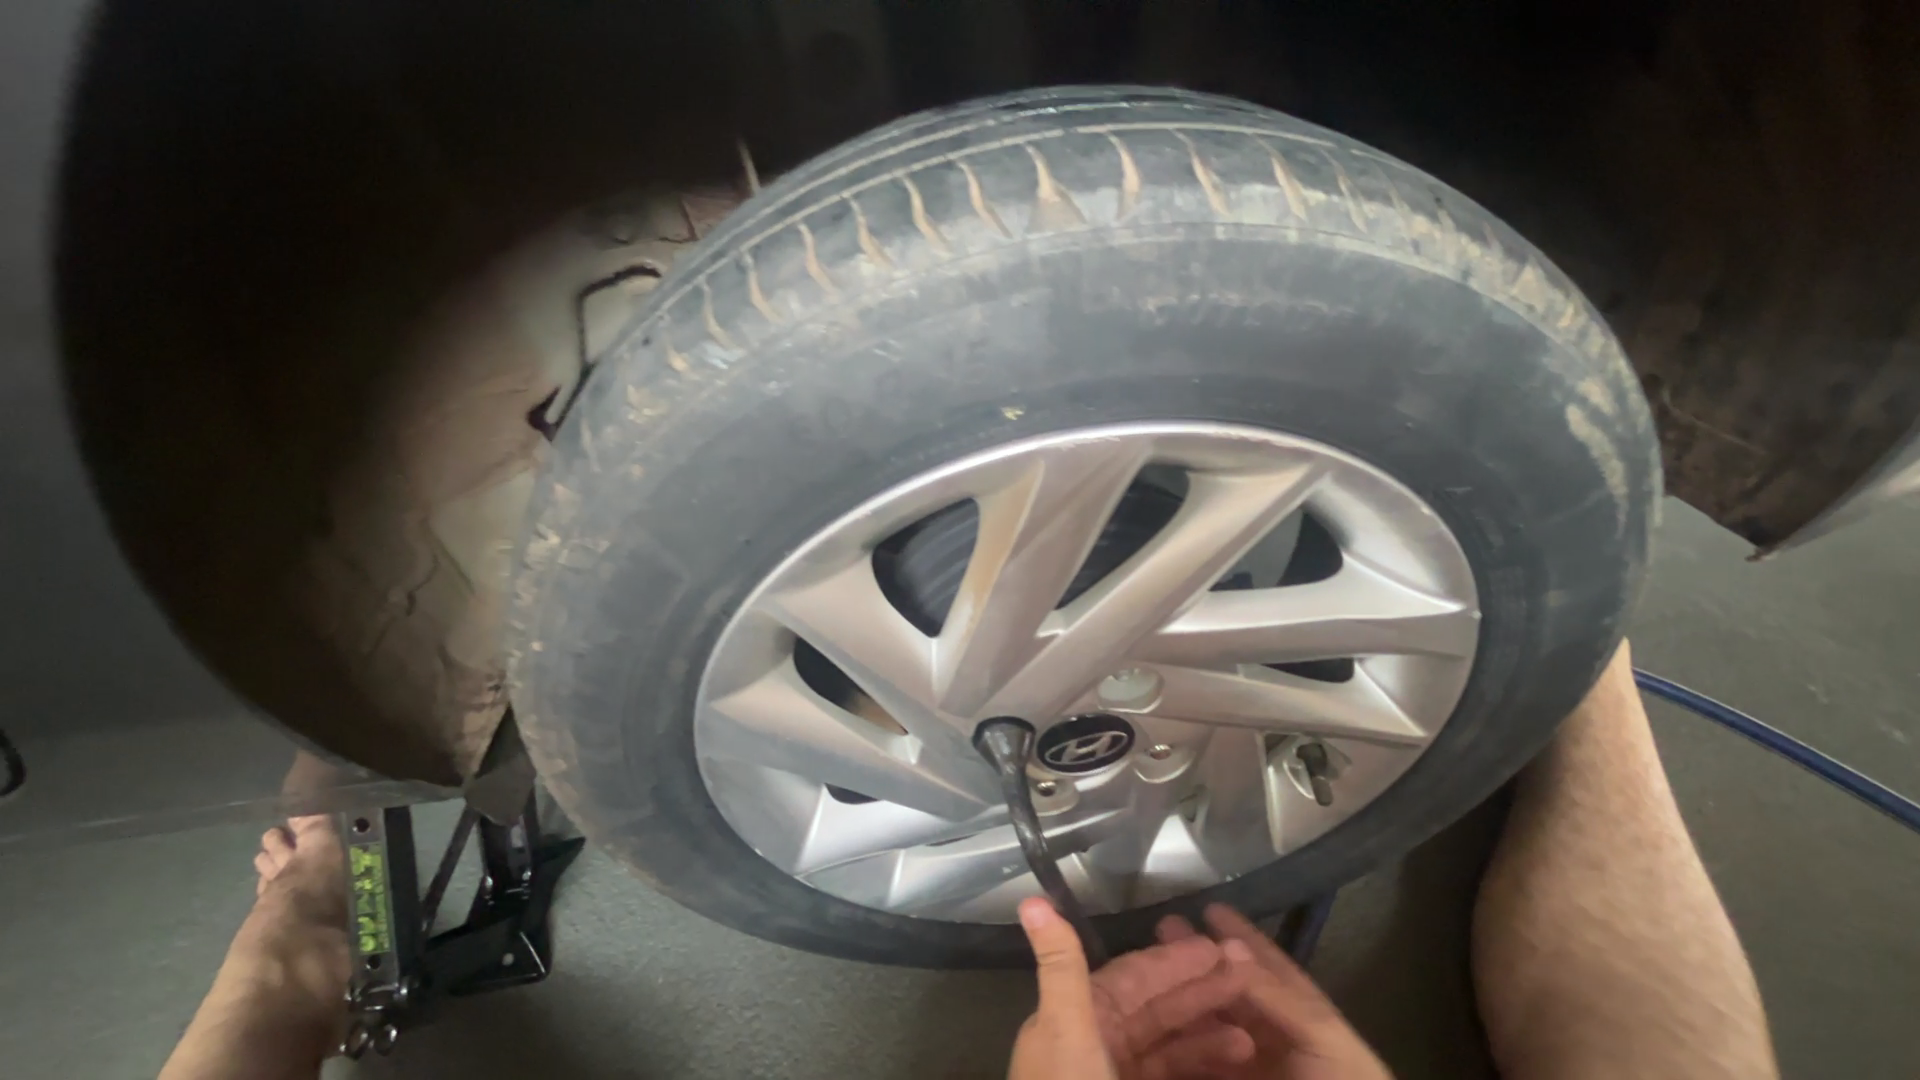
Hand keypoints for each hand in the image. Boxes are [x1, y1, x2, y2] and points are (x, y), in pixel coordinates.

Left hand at [1009, 897, 1257, 1079]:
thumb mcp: (1066, 1032)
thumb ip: (1060, 966)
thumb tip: (1033, 897)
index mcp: (1074, 1018)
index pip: (1131, 977)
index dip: (1174, 961)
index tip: (1219, 948)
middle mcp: (1093, 1044)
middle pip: (1155, 1008)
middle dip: (1200, 990)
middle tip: (1248, 976)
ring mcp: (1114, 1078)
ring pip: (1168, 1046)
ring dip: (1207, 1033)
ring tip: (1250, 1032)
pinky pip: (1172, 1077)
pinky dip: (1201, 1068)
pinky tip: (1235, 1062)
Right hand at [1157, 904, 1392, 1079]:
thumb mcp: (1318, 1036)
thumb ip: (1272, 992)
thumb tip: (1228, 944)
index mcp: (1303, 1015)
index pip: (1267, 965)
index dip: (1241, 936)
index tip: (1208, 908)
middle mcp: (1274, 1038)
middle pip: (1230, 991)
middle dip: (1199, 961)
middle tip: (1163, 929)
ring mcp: (1249, 1068)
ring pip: (1210, 1025)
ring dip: (1181, 1000)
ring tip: (1147, 974)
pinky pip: (1198, 1063)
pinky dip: (1178, 1048)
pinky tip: (1152, 1028)